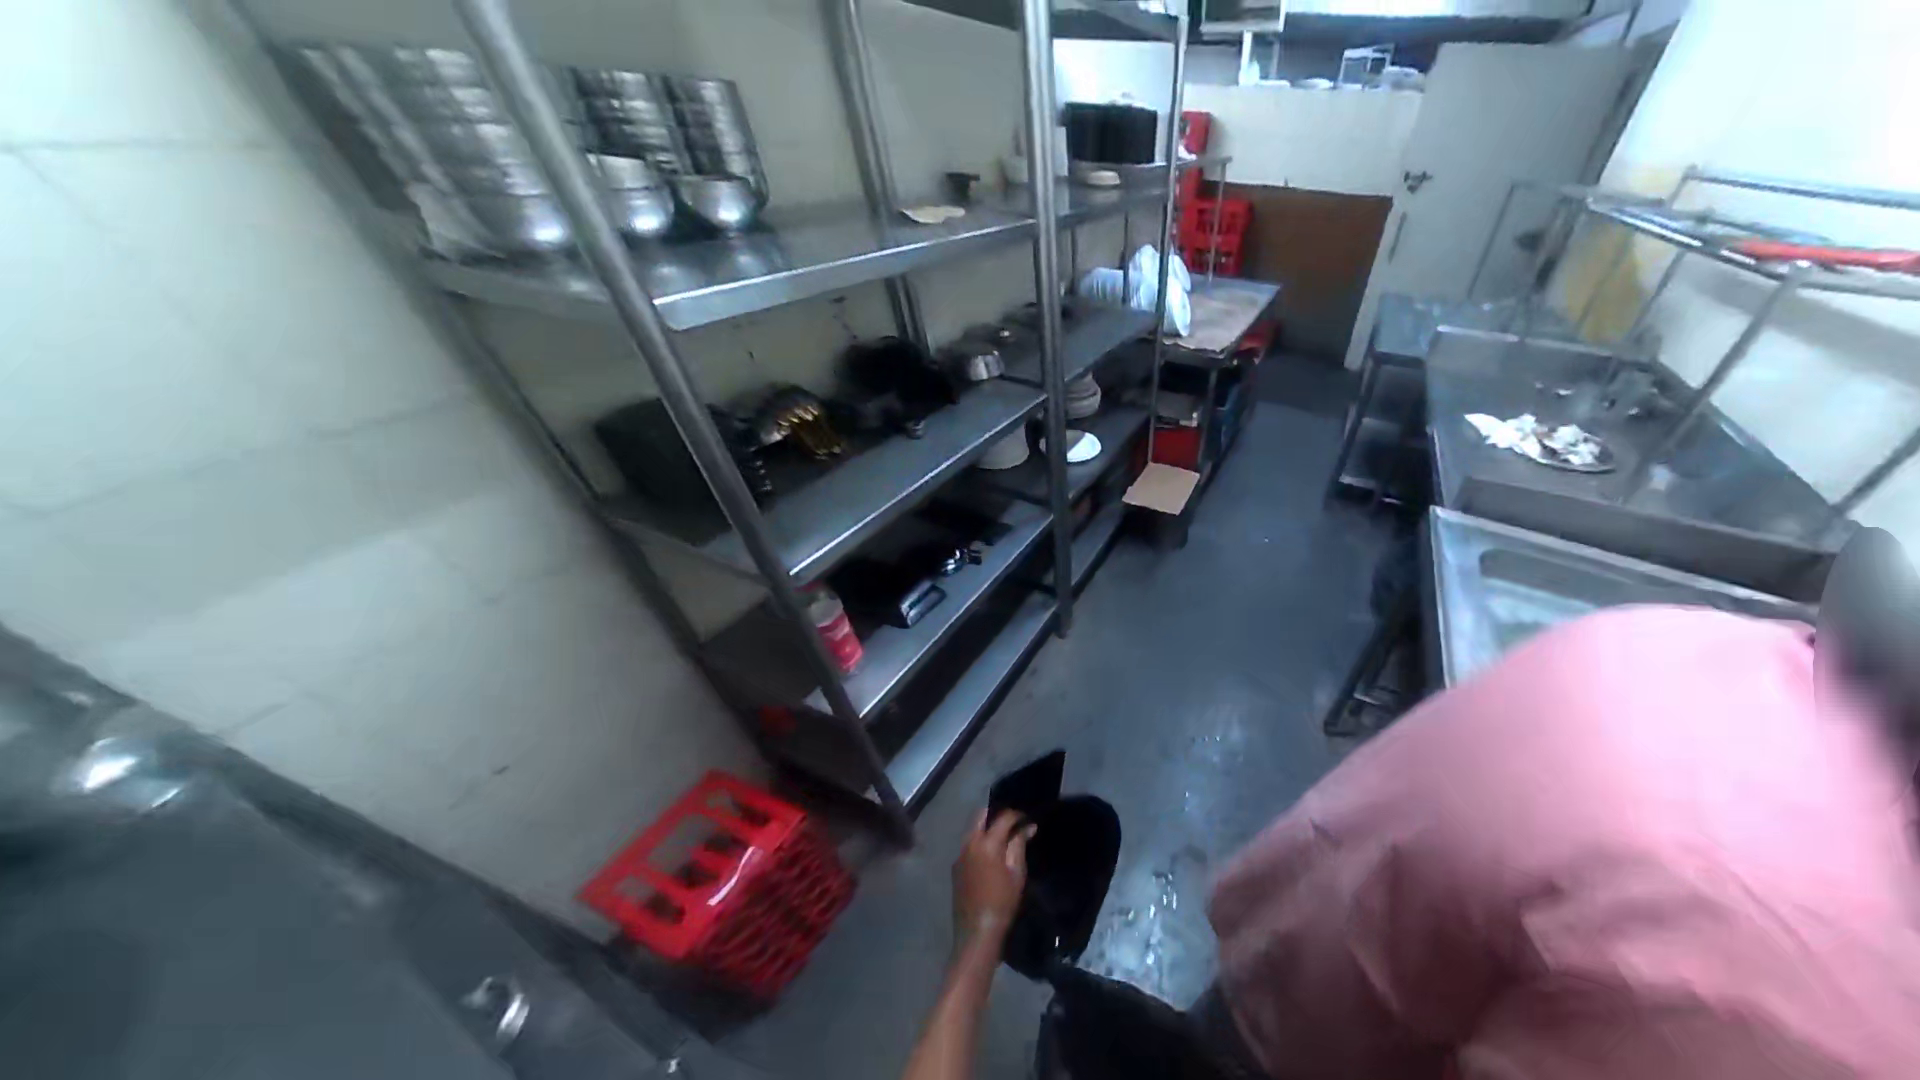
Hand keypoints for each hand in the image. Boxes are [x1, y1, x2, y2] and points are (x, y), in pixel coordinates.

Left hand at [953, 810, 1034, 948]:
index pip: (1002, 817)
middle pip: (981, 816)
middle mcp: (969, 843)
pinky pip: (968, 845)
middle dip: (996, 815)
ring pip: (973, 830)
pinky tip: (990, 855)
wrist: (977, 930)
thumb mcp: (1017, 873)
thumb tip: (1027, 827)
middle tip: (1012, 824)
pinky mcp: (955, 866)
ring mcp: (959, 854)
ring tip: (1003, 839)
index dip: (1016, 815)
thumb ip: (1019, 845)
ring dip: (987, 828)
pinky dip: (979, 842)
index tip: (1027, 820)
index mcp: (987, 843)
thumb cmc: (1003, 902)